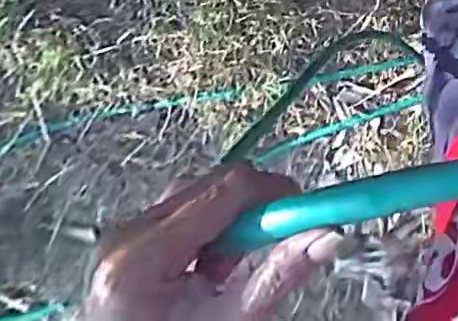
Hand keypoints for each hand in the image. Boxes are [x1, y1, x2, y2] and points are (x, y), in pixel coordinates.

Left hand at [81, 164, 343, 320]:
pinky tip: (212, 265)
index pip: (232, 187)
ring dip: (238, 220)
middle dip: (257, 210)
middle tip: (270, 249)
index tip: (313, 209)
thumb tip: (330, 235)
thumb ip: (278, 275)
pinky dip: (217, 227)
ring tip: (231, 268)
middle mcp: (127, 234)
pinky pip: (193, 205)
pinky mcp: (134, 236)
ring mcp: (127, 233)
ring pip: (211, 190)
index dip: (279, 194)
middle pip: (223, 182)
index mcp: (140, 257)